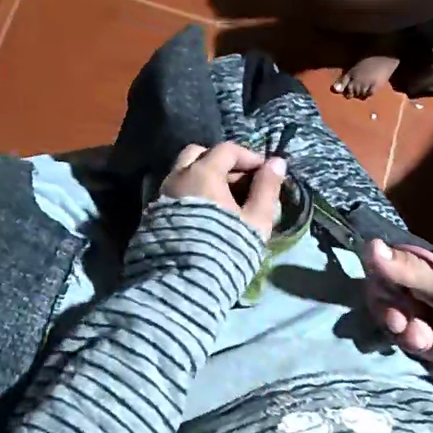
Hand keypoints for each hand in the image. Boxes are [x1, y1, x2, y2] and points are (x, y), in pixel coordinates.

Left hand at [160, 142, 287, 240]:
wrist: (185, 282)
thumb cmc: (227, 247)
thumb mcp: (256, 219)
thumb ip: (267, 188)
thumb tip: (278, 162)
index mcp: (202, 173)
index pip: (227, 150)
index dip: (249, 157)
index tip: (265, 172)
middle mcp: (177, 177)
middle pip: (198, 154)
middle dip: (221, 161)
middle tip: (241, 181)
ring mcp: (162, 196)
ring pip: (184, 174)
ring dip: (205, 178)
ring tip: (226, 201)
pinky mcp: (154, 215)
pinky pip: (176, 193)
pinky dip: (193, 194)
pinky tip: (207, 215)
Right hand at [362, 240, 432, 372]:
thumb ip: (408, 269)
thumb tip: (368, 246)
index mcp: (425, 270)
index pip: (385, 282)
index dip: (382, 299)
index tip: (392, 313)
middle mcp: (428, 295)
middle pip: (394, 314)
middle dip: (404, 327)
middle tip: (419, 335)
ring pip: (412, 340)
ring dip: (430, 344)